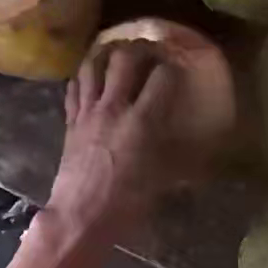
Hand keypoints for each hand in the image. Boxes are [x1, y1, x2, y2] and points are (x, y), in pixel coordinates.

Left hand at [45, 43, 181, 242]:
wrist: (80, 217)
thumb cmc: (126, 204)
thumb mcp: (161, 181)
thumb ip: (178, 159)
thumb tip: (198, 154)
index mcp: (142, 122)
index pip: (162, 78)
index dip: (173, 69)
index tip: (178, 70)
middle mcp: (114, 108)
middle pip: (125, 59)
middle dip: (140, 49)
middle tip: (149, 51)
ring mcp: (87, 112)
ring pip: (93, 66)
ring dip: (106, 55)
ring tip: (117, 54)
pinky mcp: (70, 122)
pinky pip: (74, 88)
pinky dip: (83, 77)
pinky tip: (90, 78)